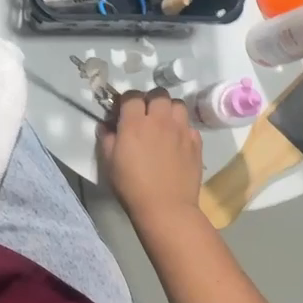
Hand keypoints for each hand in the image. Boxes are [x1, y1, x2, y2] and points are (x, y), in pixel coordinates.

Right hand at [98, 89, 204, 221]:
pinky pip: (190, 126)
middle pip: (159, 94)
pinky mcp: (196, 143)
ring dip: (169, 110)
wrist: (166, 207)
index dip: (127, 100)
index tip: (124, 111)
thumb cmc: (131, 186)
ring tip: (164, 123)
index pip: (132, 96)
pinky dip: (183, 129)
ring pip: (178, 105)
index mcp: (135, 123)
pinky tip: (177, 142)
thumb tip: (106, 126)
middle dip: (151, 100)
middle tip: (145, 114)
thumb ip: (107, 139)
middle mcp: (159, 121)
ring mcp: (181, 130)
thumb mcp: (109, 163)